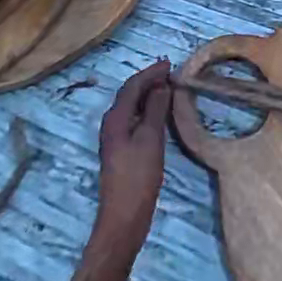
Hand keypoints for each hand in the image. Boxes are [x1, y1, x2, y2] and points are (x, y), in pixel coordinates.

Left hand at [94, 60, 171, 252]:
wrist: (123, 216)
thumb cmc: (138, 176)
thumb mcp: (150, 140)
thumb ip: (155, 110)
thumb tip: (161, 86)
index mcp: (115, 118)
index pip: (132, 86)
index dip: (150, 73)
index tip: (169, 64)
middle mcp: (111, 123)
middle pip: (129, 93)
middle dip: (149, 81)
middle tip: (170, 73)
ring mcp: (115, 137)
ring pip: (131, 106)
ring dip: (148, 94)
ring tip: (168, 87)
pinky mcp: (121, 149)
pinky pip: (134, 119)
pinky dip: (147, 110)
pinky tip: (160, 113)